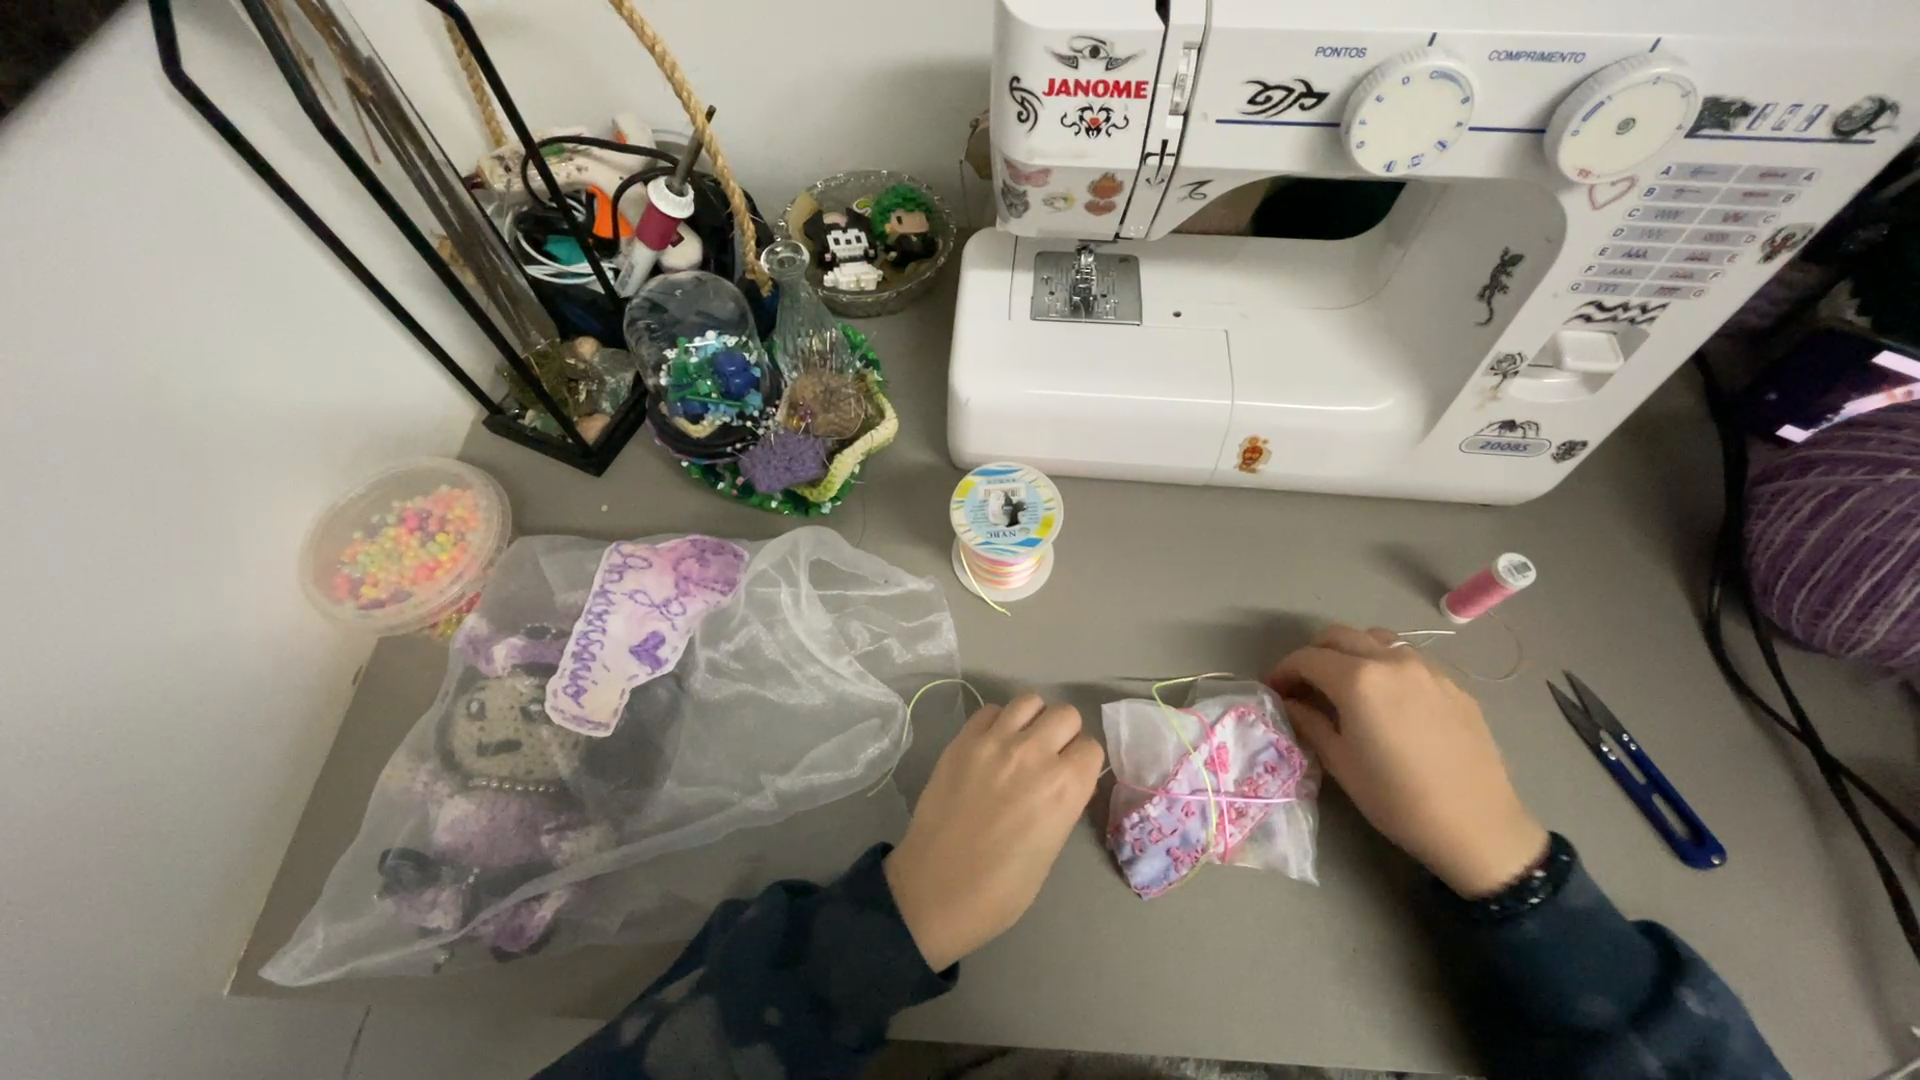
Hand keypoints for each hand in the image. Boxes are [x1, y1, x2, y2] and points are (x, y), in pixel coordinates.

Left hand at [883, 694, 1104, 970]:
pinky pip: (990, 710)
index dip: (1082, 762)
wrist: (935, 890)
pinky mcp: (962, 741)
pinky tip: (992, 746)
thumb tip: (1060, 781)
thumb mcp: (1051, 849)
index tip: (1072, 775)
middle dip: (1063, 733)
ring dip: (1032, 720)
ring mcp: (994, 742)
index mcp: (1064, 788)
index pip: (1091, 747)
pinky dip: (997, 722)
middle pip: (1065, 714)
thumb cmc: (1001, 889)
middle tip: (1048, 757)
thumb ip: (1061, 803)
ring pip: (1029, 701)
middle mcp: (1034, 754)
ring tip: (1021, 743)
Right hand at [1268, 625, 1547, 898]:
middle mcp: (1391, 661)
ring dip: (1351, 652)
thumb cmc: (1396, 798)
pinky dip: (1385, 666)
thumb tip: (1290, 703)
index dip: (1284, 671)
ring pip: (1377, 640)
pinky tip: (1388, 701)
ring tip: (1345, 685)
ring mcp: (1427, 669)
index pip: (1306, 658)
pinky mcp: (1453, 684)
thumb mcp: (1340, 762)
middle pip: (1340, 636)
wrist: (1476, 825)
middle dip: (1314, 654)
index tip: (1275, 691)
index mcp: (1357, 679)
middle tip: (1304, 685)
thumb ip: (1309, 722)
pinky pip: (1408, 660)